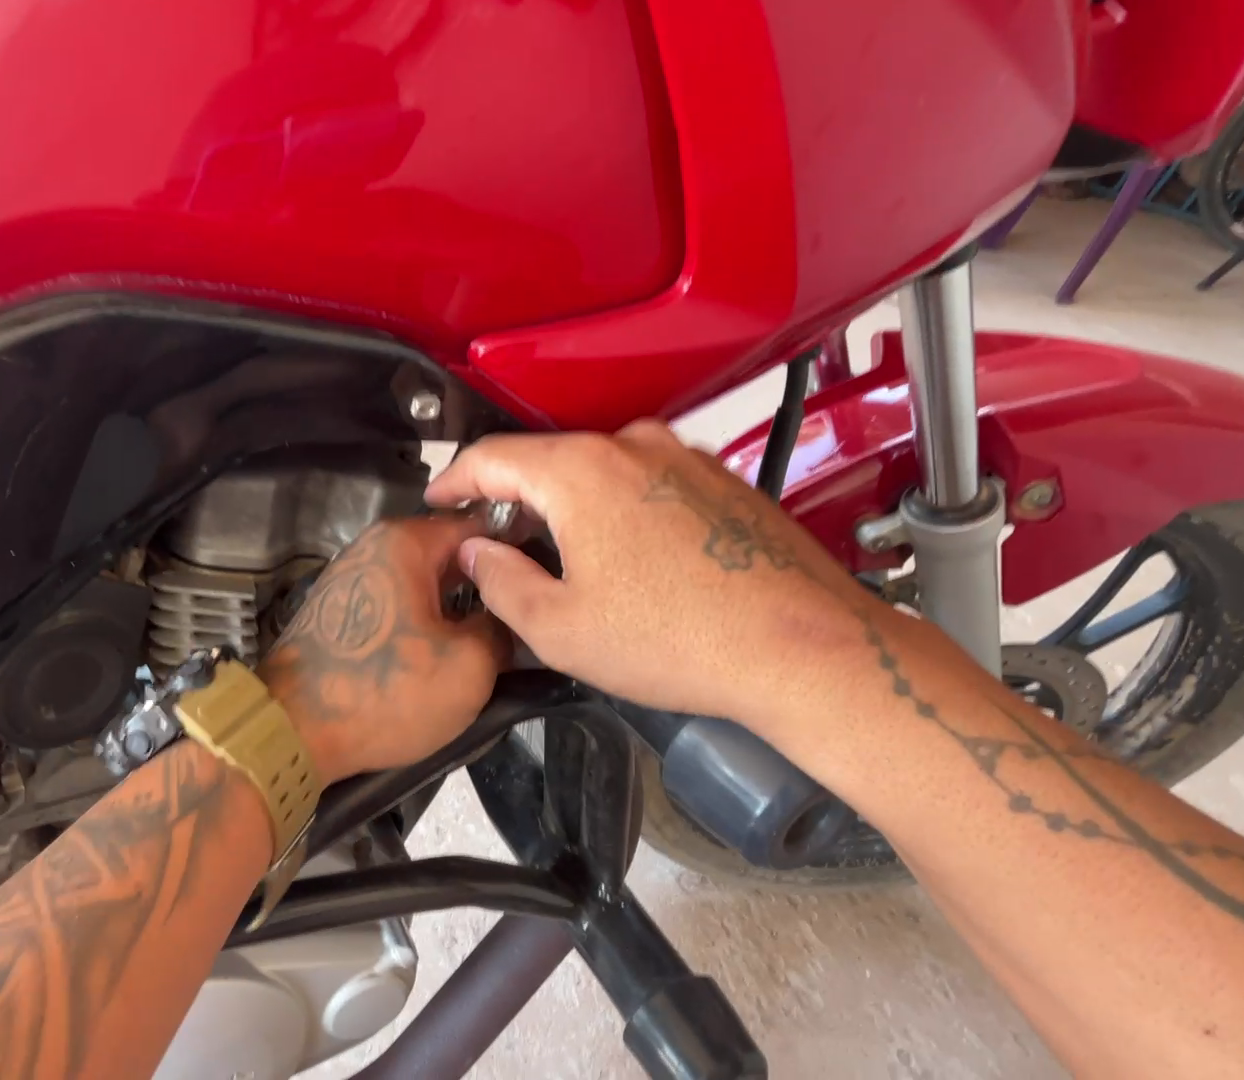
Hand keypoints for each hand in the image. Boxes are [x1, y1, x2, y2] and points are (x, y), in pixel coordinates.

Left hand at [260, 517, 508, 784]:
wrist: (292, 732)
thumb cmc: (385, 692)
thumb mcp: (470, 665)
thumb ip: (503, 627)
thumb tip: (508, 617)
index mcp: (405, 541)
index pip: (481, 525)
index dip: (519, 551)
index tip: (546, 580)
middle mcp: (374, 547)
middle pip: (452, 555)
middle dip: (488, 585)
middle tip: (526, 619)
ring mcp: (352, 578)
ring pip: (425, 583)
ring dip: (456, 608)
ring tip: (491, 642)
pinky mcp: (340, 612)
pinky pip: (398, 605)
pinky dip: (424, 623)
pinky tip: (444, 653)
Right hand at [424, 420, 870, 731]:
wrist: (805, 649)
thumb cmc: (676, 641)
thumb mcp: (558, 628)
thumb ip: (499, 581)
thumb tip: (480, 551)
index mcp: (580, 471)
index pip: (491, 457)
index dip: (453, 479)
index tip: (438, 500)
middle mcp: (632, 446)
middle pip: (546, 460)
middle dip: (512, 497)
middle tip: (495, 542)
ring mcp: (683, 457)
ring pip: (598, 470)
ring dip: (568, 504)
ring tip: (564, 556)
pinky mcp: (719, 479)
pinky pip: (645, 482)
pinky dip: (618, 508)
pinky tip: (628, 556)